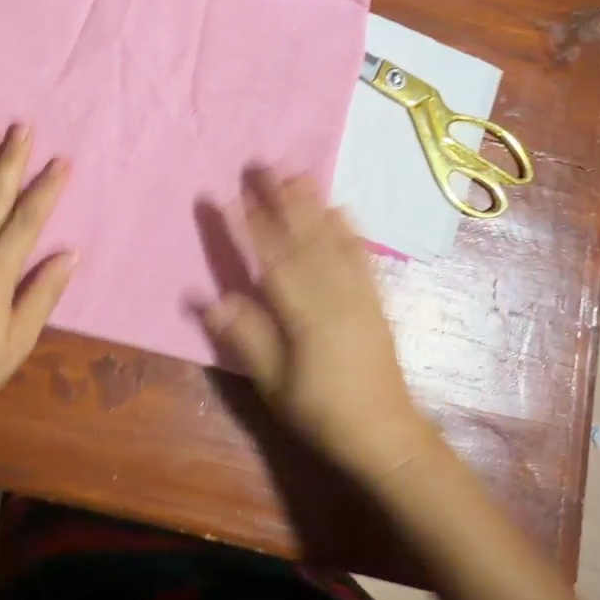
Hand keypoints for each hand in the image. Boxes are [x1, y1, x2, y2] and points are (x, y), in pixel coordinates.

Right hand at [204, 169, 441, 485]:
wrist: (386, 434)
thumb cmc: (322, 412)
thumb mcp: (276, 385)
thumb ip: (248, 338)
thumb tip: (213, 299)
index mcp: (304, 314)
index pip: (270, 259)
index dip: (248, 226)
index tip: (228, 195)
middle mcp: (333, 293)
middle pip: (302, 237)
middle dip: (280, 199)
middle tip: (262, 165)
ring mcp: (358, 292)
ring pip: (331, 239)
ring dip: (312, 204)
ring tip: (296, 172)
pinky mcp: (374, 299)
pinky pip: (362, 255)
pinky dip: (349, 228)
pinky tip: (340, 208)